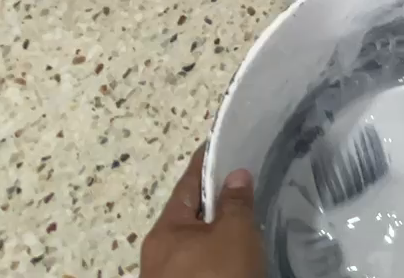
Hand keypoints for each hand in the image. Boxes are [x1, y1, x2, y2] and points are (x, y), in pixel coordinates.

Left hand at [140, 147, 265, 277]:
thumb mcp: (234, 233)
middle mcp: (158, 253)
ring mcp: (166, 277)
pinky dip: (217, 246)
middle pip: (189, 212)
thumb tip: (234, 175)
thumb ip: (235, 201)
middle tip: (243, 174)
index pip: (187, 183)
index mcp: (164, 232)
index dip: (206, 161)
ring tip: (245, 207)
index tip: (222, 140)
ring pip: (194, 238)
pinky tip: (237, 245)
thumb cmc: (219, 275)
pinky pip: (200, 259)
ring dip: (217, 223)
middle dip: (214, 195)